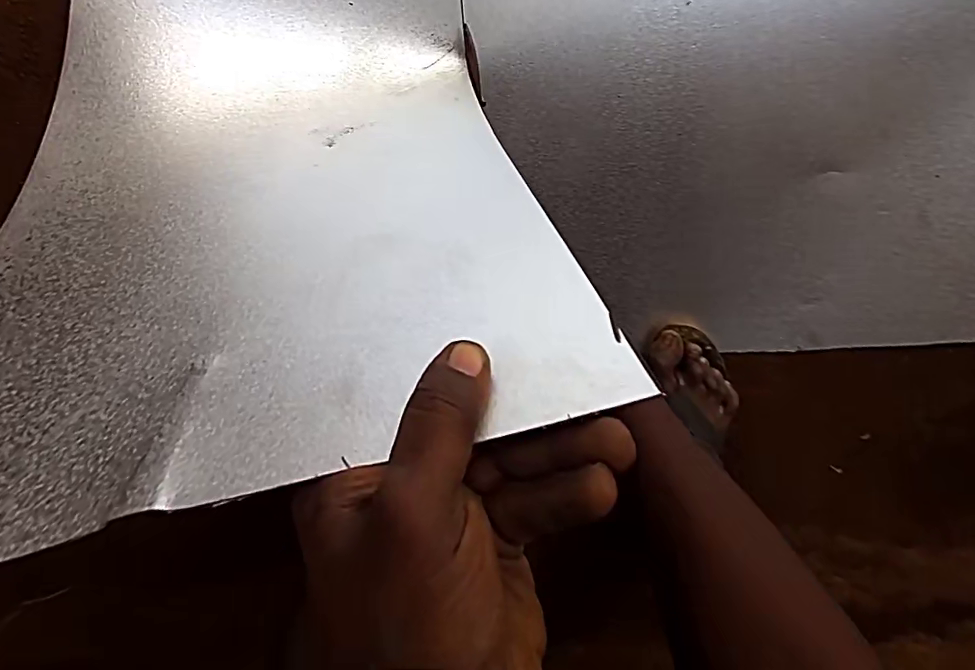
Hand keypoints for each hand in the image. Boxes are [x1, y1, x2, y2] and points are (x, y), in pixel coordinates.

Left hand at [291, 342, 635, 669]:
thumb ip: (435, 429)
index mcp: (363, 474)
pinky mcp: (496, 541)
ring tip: (611, 442)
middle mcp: (408, 487)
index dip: (454, 370)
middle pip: (475, 427)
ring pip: (514, 462)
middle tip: (578, 394)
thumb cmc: (397, 632)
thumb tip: (460, 358)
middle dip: (532, 416)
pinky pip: (535, 500)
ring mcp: (455, 514)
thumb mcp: (410, 513)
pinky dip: (567, 492)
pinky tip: (597, 484)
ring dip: (563, 451)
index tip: (500, 342)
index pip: (410, 400)